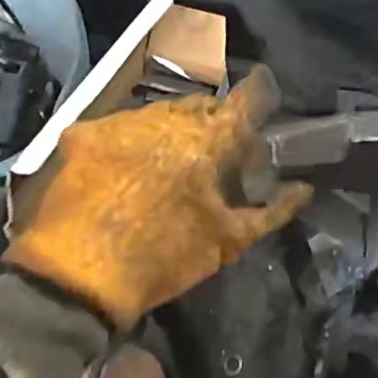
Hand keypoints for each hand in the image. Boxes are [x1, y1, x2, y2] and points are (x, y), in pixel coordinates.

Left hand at [5, 66, 311, 328]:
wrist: (73, 284)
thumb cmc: (163, 259)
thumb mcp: (228, 241)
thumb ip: (273, 211)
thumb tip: (304, 189)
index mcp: (208, 140)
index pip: (246, 98)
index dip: (260, 92)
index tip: (266, 94)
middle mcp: (168, 120)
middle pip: (202, 103)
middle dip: (214, 119)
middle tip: (215, 148)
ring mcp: (123, 124)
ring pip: (162, 110)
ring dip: (175, 126)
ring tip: (172, 156)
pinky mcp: (85, 136)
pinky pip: (122, 123)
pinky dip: (133, 136)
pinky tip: (130, 162)